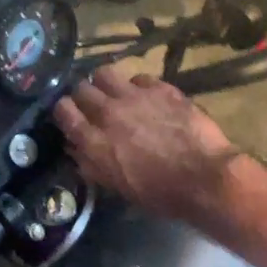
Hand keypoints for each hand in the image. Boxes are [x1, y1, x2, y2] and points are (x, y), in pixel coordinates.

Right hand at [53, 65, 240, 222]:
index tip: (69, 116)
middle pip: (81, 89)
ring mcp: (134, 96)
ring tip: (115, 94)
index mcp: (93, 141)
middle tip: (92, 106)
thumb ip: (90, 163)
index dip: (64, 111)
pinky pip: (138, 77)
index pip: (63, 111)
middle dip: (83, 96)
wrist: (203, 177)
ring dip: (105, 84)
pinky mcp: (160, 88)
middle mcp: (108, 112)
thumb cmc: (158, 192)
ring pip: (104, 74)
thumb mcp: (116, 185)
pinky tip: (147, 98)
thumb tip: (75, 148)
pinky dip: (138, 87)